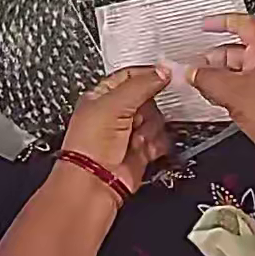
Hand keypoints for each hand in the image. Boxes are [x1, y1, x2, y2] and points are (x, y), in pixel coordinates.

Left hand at [61, 66, 172, 194]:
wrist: (93, 184)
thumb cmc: (89, 145)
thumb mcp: (115, 104)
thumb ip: (142, 84)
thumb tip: (162, 71)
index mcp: (102, 97)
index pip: (130, 76)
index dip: (147, 75)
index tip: (165, 74)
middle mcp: (116, 114)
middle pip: (148, 99)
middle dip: (148, 108)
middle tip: (139, 115)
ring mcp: (128, 133)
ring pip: (156, 119)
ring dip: (150, 128)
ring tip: (137, 137)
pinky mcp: (140, 151)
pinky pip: (160, 140)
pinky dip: (156, 143)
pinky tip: (144, 148)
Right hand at [188, 13, 254, 147]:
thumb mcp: (231, 90)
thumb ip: (206, 78)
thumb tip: (191, 72)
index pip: (244, 24)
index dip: (223, 21)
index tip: (206, 25)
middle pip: (237, 48)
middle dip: (214, 56)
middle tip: (196, 64)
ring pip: (238, 69)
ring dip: (219, 74)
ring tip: (202, 82)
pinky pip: (242, 85)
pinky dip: (227, 87)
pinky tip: (215, 96)